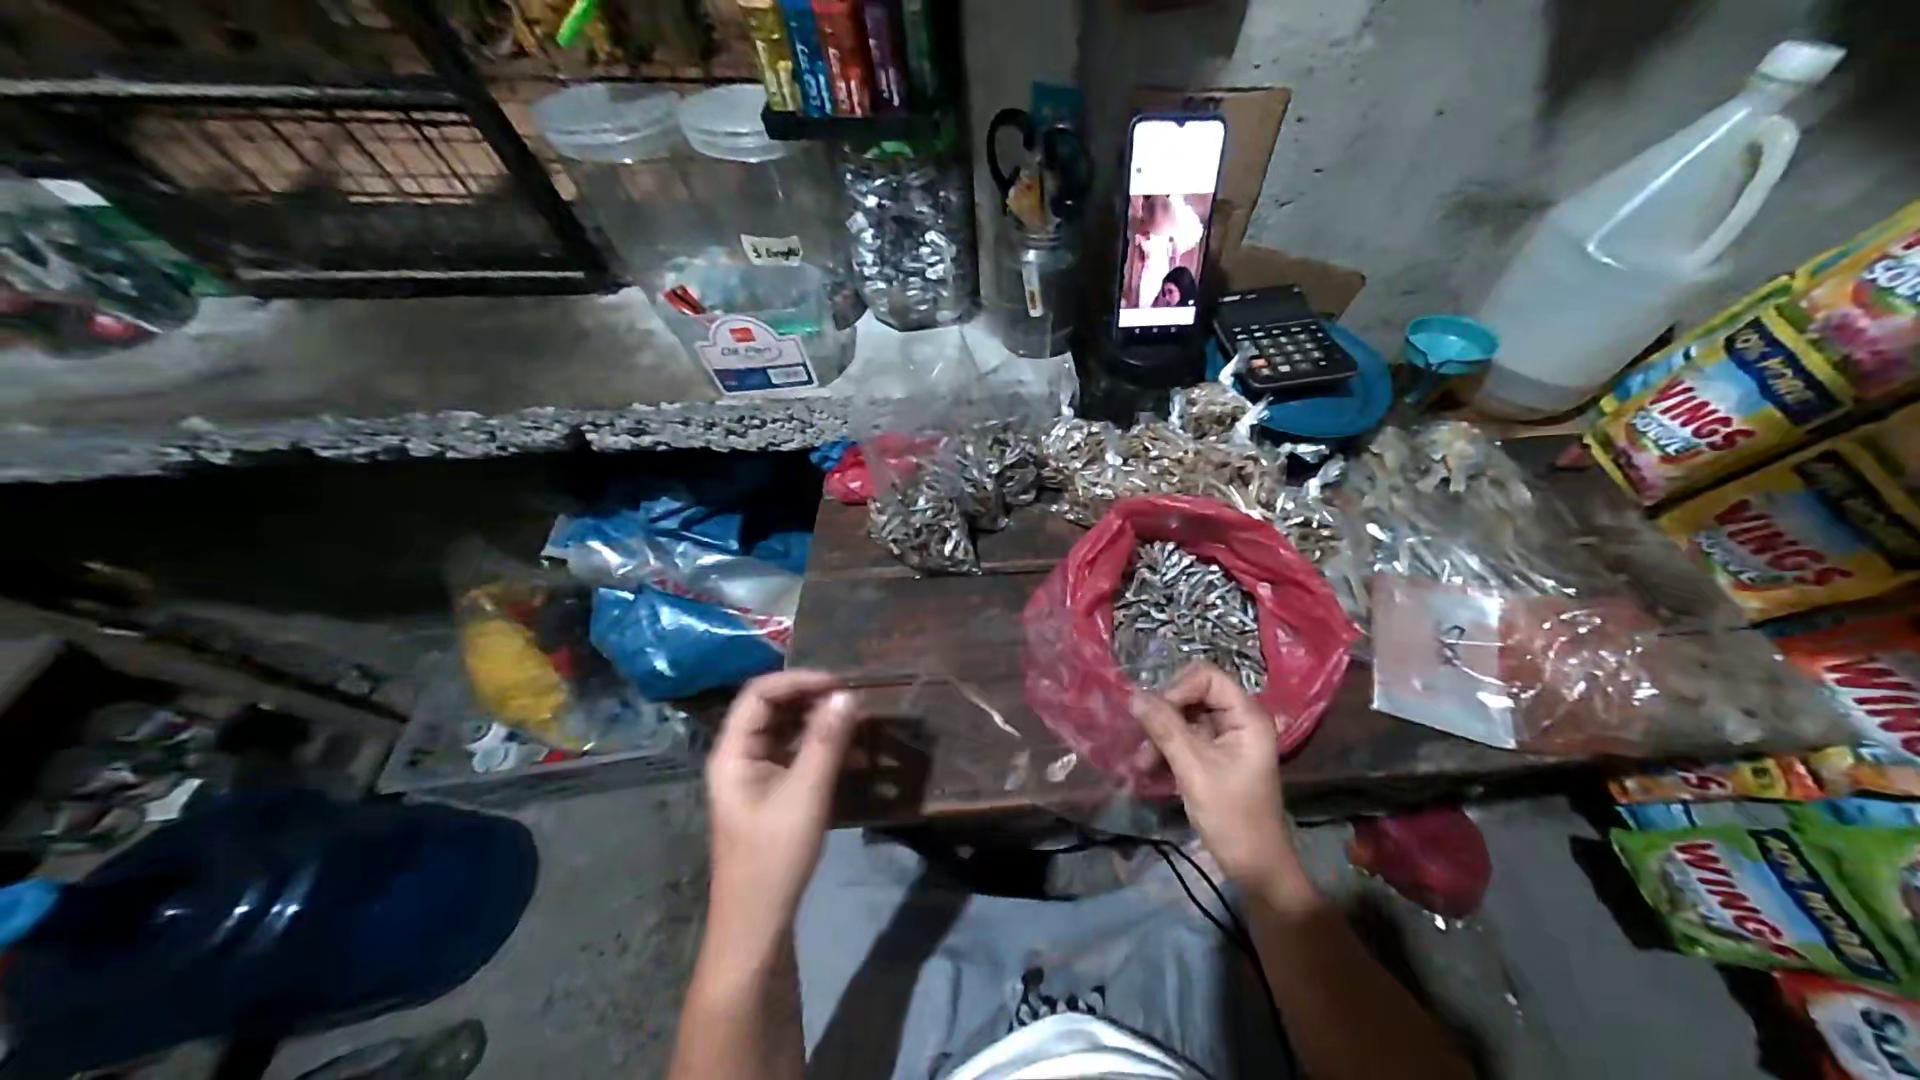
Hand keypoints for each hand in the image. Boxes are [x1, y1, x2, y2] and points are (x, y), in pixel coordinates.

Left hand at [705, 670, 862, 937]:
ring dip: (820, 723)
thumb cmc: (774, 858)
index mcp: (733, 752)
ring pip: (787, 731)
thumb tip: (848, 695)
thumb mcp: (806, 795)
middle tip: (853, 699)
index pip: (759, 694)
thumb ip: (826, 742)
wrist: (758, 924)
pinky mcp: (772, 792)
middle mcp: (740, 756)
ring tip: (858, 721)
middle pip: (773, 708)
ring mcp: (755, 774)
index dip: (798, 680)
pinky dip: (822, 748)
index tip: (839, 684)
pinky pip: (796, 755)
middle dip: (812, 699)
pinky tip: (855, 754)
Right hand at [1131, 663, 1309, 900]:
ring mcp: (1226, 737)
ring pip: (1182, 716)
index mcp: (1247, 716)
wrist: (1253, 866)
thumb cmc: (1232, 817)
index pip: (1206, 677)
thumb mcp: (1194, 770)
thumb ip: (1165, 729)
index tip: (1155, 716)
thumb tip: (1133, 695)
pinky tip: (1148, 769)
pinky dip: (1164, 748)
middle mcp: (1238, 719)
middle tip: (1143, 742)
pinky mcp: (1214, 754)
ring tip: (1141, 764)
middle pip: (1191, 693)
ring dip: (1159, 735)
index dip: (1177, 689)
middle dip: (1163, 715)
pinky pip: (1183, 736)